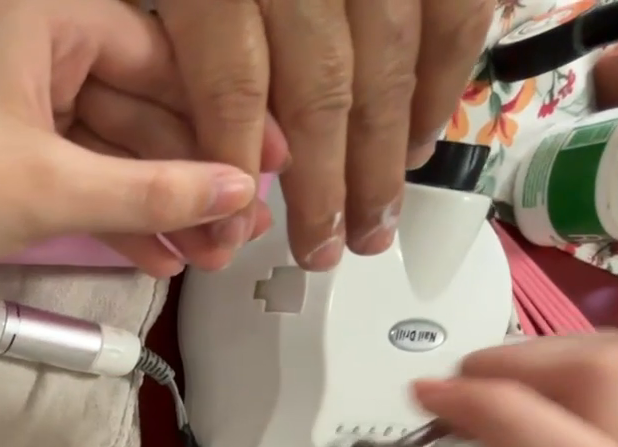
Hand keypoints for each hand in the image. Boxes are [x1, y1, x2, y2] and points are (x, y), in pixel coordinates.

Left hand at [0, 0, 260, 294]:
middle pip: (142, 109)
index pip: (162, 56)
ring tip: (211, 254)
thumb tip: (236, 195)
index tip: (264, 166)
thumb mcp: (54, 189)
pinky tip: (162, 256)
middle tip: (240, 227)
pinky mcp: (15, 156)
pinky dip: (115, 218)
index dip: (219, 118)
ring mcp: (26, 104)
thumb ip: (151, 191)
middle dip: (190, 177)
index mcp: (50, 14)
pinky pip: (81, 180)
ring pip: (113, 153)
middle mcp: (41, 46)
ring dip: (159, 206)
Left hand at [155, 0, 491, 270]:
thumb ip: (165, 50)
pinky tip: (424, 140)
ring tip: (376, 220)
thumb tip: (201, 141)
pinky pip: (452, 10)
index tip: (240, 228)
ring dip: (388, 151)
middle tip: (324, 251)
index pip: (235, 82)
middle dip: (326, 182)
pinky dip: (443, 79)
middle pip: (321, 85)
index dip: (241, 163)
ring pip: (391, 57)